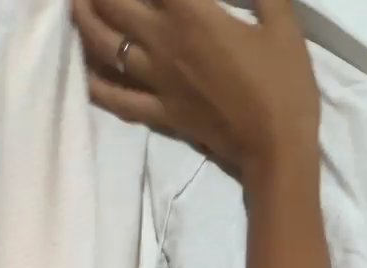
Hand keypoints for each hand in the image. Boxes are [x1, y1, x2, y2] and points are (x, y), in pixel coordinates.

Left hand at [75, 0, 319, 181]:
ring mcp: (157, 79)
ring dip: (84, 17)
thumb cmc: (285, 91)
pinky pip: (115, 98)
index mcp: (192, 13)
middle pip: (108, 0)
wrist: (279, 152)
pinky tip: (88, 71)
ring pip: (101, 41)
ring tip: (81, 6)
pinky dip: (95, 83)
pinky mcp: (161, 112)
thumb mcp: (285, 30)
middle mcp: (162, 40)